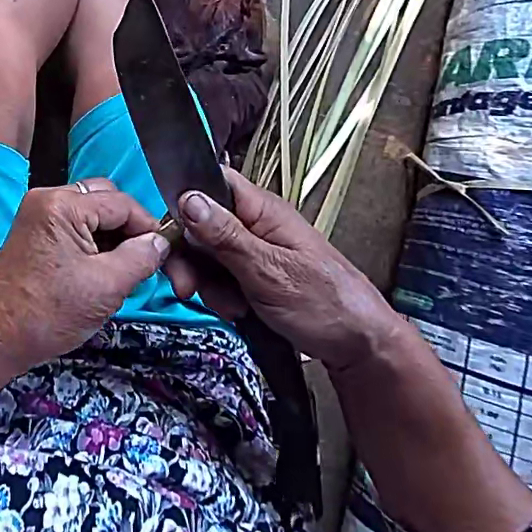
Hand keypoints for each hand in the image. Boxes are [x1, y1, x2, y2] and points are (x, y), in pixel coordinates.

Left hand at [0, 178, 168, 377]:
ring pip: (94, 213)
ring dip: (112, 237)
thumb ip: (143, 256)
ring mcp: (37, 214)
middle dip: (129, 230)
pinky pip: (76, 225)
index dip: (149, 229)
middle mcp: (47, 198)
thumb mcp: (109, 286)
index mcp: (62, 205)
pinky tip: (99, 270)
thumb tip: (161, 242)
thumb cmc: (49, 315)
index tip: (162, 256)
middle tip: (139, 262)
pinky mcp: (34, 232)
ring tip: (119, 270)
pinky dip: (94, 243)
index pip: (124, 204)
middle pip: (108, 201)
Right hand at [166, 167, 403, 370]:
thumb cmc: (324, 304)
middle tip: (189, 289)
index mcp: (264, 210)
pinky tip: (239, 314)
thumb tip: (188, 198)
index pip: (213, 184)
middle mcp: (258, 225)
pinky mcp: (258, 278)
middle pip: (203, 226)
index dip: (186, 205)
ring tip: (233, 308)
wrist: (359, 347)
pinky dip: (224, 298)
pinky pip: (225, 280)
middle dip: (193, 259)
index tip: (172, 240)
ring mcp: (257, 252)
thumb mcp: (268, 272)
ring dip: (210, 285)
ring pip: (210, 257)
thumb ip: (226, 237)